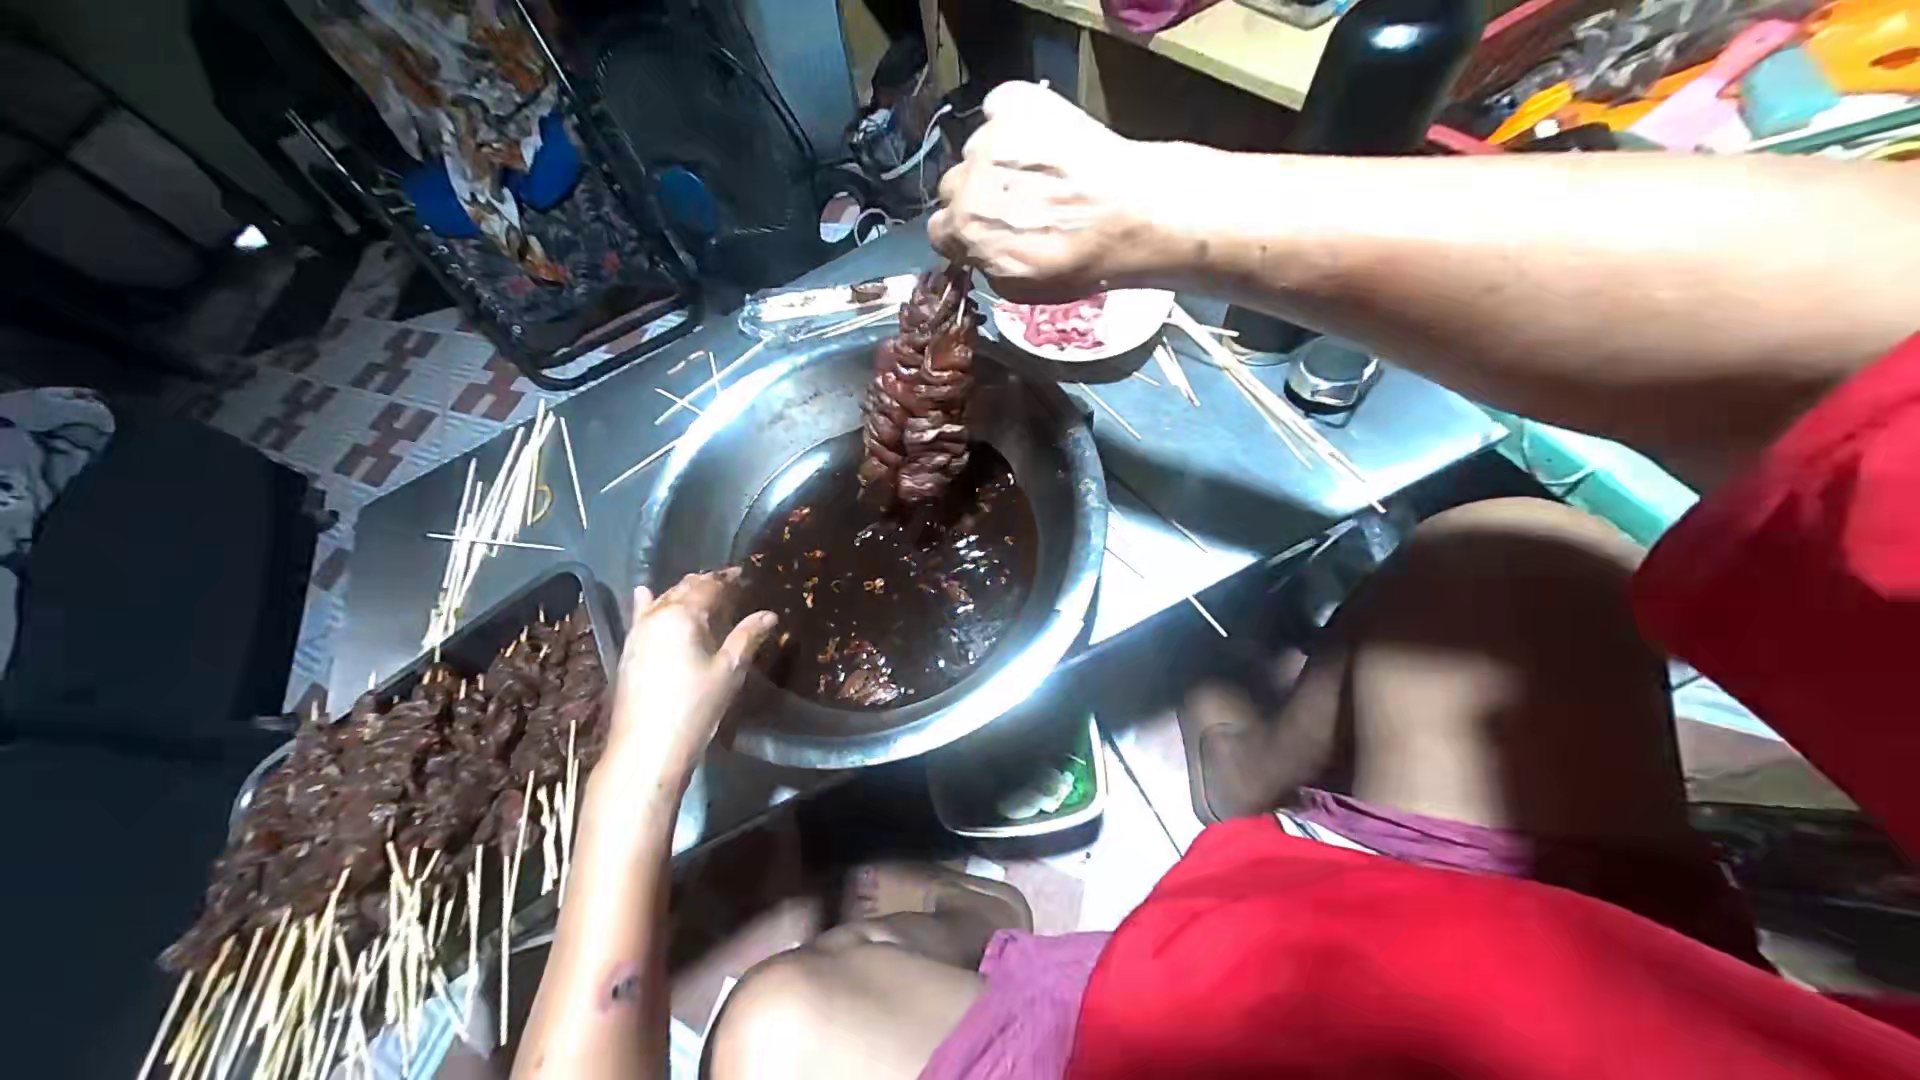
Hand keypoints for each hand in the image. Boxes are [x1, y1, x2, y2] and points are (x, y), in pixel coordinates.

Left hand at [601, 570, 776, 795]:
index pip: (709, 586)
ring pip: (663, 600)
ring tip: (702, 591)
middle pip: (684, 588)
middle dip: (707, 583)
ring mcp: (638, 632)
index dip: (728, 578)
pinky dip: (649, 602)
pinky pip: (642, 615)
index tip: (743, 574)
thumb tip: (769, 614)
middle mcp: (657, 615)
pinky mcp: (629, 650)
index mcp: (684, 614)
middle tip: (729, 584)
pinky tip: (646, 593)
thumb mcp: (729, 670)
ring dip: (683, 592)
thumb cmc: (695, 706)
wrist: (647, 747)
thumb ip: (748, 636)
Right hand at [929, 81, 1186, 301]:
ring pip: (977, 149)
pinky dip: (1012, 121)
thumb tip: (982, 250)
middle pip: (953, 187)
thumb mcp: (1019, 289)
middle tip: (1014, 205)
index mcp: (963, 229)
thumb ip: (986, 265)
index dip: (960, 235)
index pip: (938, 230)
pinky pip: (999, 107)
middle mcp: (966, 179)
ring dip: (996, 162)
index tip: (981, 236)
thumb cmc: (1078, 263)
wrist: (1130, 212)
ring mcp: (990, 136)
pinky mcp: (1018, 102)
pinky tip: (1040, 140)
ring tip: (1037, 173)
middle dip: (975, 198)